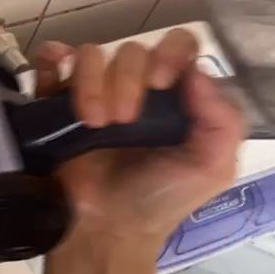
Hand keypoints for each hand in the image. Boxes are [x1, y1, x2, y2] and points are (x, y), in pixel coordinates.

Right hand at [32, 28, 245, 250]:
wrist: (106, 227)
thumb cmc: (161, 199)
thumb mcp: (212, 167)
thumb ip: (223, 120)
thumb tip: (197, 70)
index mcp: (175, 95)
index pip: (178, 46)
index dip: (169, 53)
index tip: (160, 83)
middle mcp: (135, 86)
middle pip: (130, 51)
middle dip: (126, 82)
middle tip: (122, 122)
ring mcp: (93, 91)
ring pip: (90, 55)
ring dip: (90, 84)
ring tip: (93, 125)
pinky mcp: (56, 101)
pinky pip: (51, 64)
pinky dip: (51, 57)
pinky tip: (55, 62)